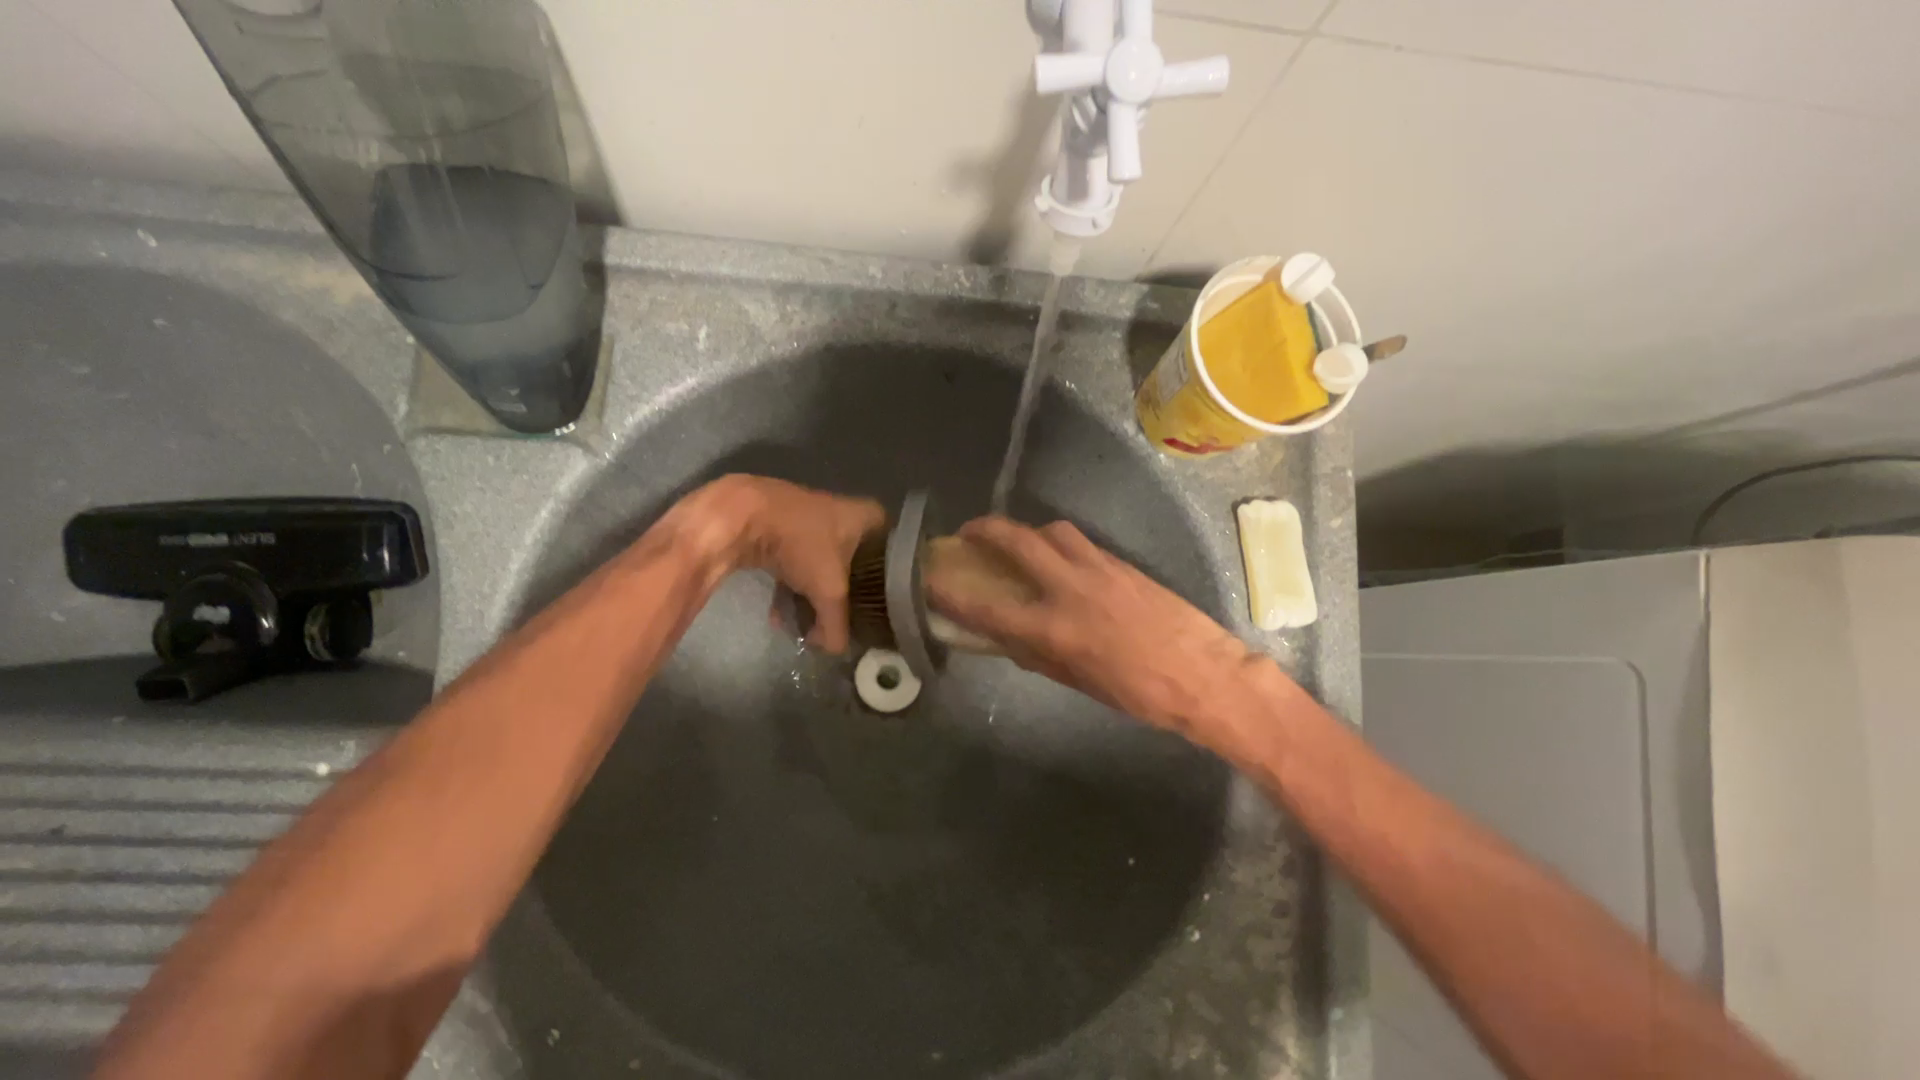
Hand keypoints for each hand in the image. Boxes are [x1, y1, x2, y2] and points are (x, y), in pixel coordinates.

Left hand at [671, 475, 883, 653]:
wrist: (743, 515)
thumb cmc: (802, 544)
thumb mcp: (828, 591)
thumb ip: (836, 625)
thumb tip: (834, 650)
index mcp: (869, 518)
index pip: (892, 556)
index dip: (885, 587)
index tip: (878, 612)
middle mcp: (846, 514)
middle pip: (855, 567)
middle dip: (843, 599)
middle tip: (840, 624)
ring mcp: (812, 521)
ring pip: (823, 568)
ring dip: (812, 599)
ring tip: (806, 627)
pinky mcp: (785, 529)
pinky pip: (798, 565)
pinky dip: (791, 590)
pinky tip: (780, 617)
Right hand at [925, 517, 1256, 742]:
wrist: (1205, 674)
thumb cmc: (1140, 694)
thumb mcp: (1081, 683)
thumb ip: (1040, 656)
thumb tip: (1011, 640)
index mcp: (1054, 630)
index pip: (989, 609)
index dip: (952, 593)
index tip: (929, 579)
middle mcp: (1070, 589)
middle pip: (1018, 542)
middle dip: (986, 530)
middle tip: (968, 531)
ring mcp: (1100, 570)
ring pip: (1053, 531)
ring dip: (1027, 531)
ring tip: (1020, 542)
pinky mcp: (1123, 564)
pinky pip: (1081, 543)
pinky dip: (1060, 543)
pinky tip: (1062, 559)